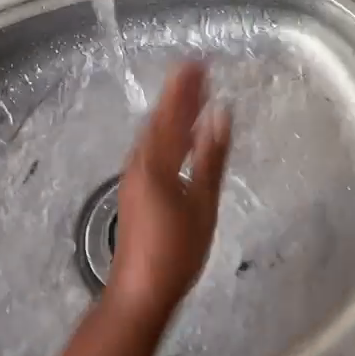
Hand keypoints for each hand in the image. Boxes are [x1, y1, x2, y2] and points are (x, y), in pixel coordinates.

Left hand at [106, 62, 232, 320]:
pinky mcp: (135, 189)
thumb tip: (221, 114)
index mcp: (157, 163)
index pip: (175, 115)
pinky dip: (166, 130)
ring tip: (190, 91)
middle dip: (179, 93)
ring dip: (171, 109)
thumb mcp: (202, 204)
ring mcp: (134, 176)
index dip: (187, 88)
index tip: (199, 62)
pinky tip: (178, 132)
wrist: (139, 293)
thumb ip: (211, 157)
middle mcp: (140, 163)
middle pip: (161, 119)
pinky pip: (152, 146)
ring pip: (154, 132)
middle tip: (196, 68)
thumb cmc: (176, 251)